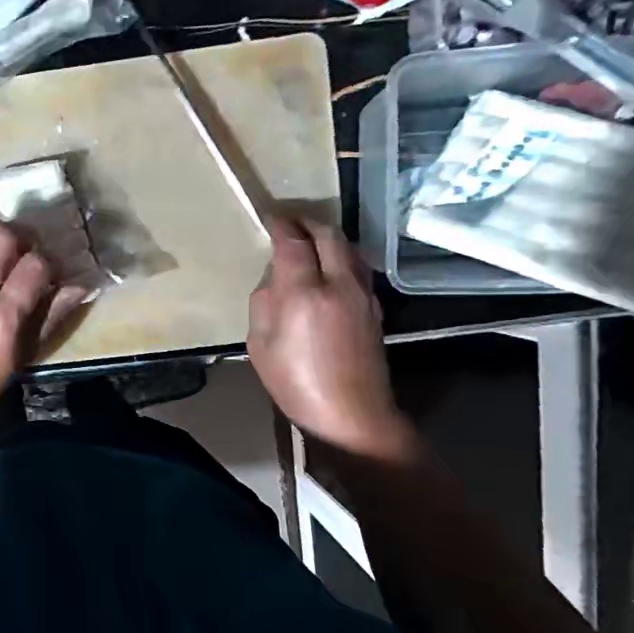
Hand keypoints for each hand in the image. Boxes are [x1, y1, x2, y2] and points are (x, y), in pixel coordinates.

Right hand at [247, 217, 416, 459]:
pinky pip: (357, 266)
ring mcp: (362, 293)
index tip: (269, 218)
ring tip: (308, 239)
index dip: (280, 225)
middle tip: (289, 222)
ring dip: (327, 236)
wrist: (351, 414)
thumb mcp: (259, 344)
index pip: (293, 243)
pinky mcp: (374, 306)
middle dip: (307, 222)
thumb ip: (265, 302)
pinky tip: (327, 267)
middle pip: (328, 235)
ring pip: (348, 247)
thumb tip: (276, 280)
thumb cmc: (295, 383)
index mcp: (305, 293)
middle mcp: (339, 283)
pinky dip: (340, 255)